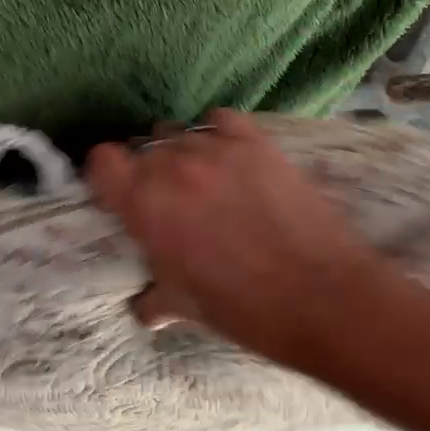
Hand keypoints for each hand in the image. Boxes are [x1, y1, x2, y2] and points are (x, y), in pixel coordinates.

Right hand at [85, 110, 386, 362]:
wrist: (329, 303)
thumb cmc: (249, 311)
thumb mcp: (189, 308)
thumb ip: (155, 297)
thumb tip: (142, 305)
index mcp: (144, 204)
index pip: (100, 160)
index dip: (105, 175)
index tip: (118, 193)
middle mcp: (169, 166)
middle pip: (139, 147)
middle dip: (145, 169)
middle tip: (167, 197)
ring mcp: (213, 149)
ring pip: (176, 132)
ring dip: (179, 153)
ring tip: (202, 179)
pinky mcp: (254, 142)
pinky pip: (218, 119)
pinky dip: (216, 132)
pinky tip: (228, 156)